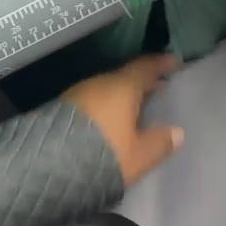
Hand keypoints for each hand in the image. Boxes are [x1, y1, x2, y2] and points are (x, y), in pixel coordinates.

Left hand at [62, 55, 184, 186]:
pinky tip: (109, 117)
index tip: (172, 61)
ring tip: (135, 105)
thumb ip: (159, 143)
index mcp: (121, 88)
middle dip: (141, 81)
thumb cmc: (103, 156)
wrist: (48, 164)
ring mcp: (76, 94)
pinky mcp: (61, 107)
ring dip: (121, 94)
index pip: (144, 68)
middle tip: (158, 87)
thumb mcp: (138, 156)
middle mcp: (98, 83)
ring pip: (106, 88)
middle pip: (124, 77)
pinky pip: (91, 99)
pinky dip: (105, 104)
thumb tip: (176, 132)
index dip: (160, 64)